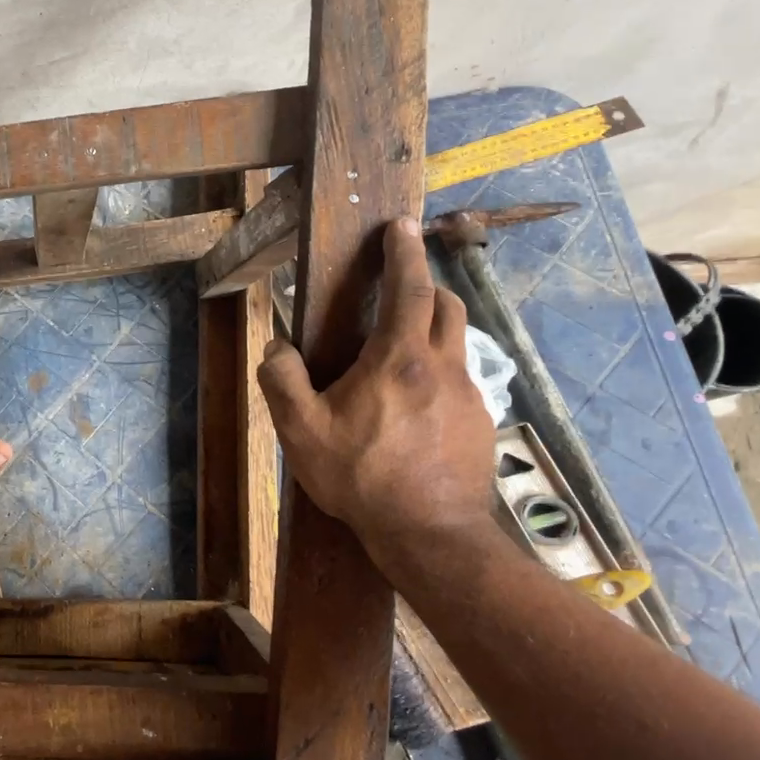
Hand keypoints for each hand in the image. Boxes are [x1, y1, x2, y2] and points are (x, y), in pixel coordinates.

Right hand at [257, 217, 497, 551]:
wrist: (432, 535)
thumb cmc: (361, 477)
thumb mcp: (301, 431)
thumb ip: (282, 380)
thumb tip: (278, 348)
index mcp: (398, 361)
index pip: (409, 290)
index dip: (405, 253)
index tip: (402, 224)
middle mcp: (442, 368)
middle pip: (447, 306)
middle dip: (425, 284)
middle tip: (399, 285)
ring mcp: (469, 396)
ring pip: (458, 341)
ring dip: (433, 326)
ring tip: (398, 348)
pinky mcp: (480, 423)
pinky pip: (459, 378)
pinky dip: (436, 370)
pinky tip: (410, 404)